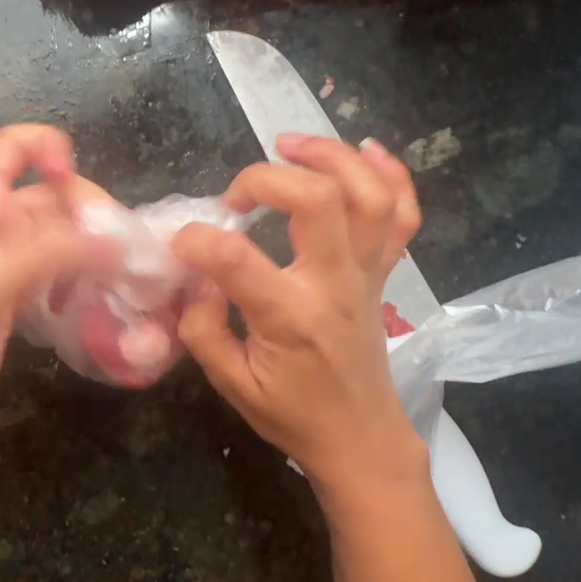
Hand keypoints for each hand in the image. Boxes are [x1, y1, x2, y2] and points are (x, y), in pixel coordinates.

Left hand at [0, 124, 111, 423]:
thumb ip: (52, 251)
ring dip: (92, 245)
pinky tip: (108, 290)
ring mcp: (9, 262)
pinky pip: (59, 270)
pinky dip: (83, 274)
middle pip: (50, 193)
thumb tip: (115, 241)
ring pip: (61, 235)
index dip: (47, 146)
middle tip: (123, 245)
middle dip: (87, 208)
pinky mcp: (19, 296)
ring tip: (128, 269)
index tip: (75, 179)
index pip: (13, 147)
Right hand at [173, 134, 428, 513]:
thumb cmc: (290, 414)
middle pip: (319, 201)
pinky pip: (402, 215)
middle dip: (268, 178)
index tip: (179, 244)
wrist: (359, 436)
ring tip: (289, 145)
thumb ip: (202, 329)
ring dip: (331, 157)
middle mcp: (334, 285)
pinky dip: (390, 174)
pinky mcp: (382, 273)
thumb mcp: (229, 383)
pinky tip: (362, 151)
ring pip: (369, 195)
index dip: (196, 239)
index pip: (236, 257)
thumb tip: (196, 280)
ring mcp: (366, 275)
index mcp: (289, 317)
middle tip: (237, 195)